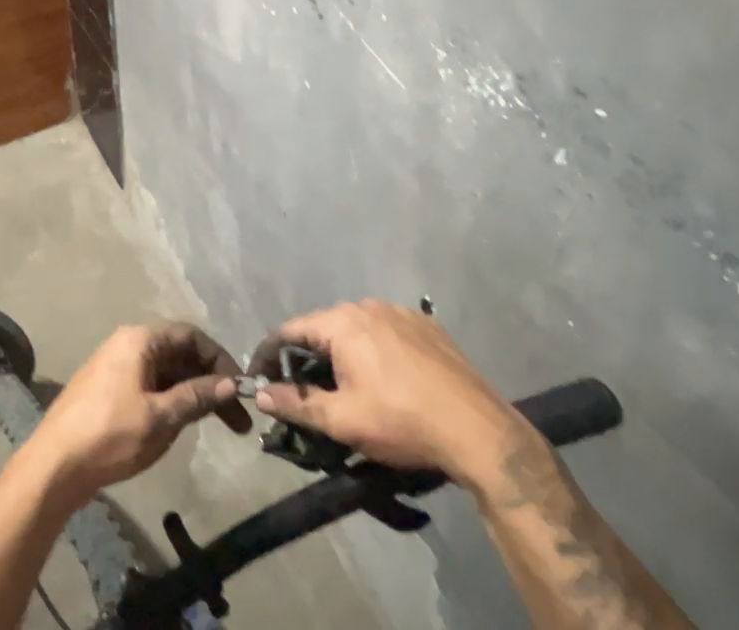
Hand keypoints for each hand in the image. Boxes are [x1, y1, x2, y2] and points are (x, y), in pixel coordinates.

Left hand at [24, 323, 251, 499]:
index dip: (220, 359)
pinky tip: (187, 423)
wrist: (55, 464)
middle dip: (211, 382)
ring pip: (167, 372)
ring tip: (220, 425)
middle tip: (239, 419)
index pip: (191, 336)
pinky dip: (174, 400)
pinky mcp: (110, 390)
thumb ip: (197, 396)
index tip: (240, 390)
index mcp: (139, 340)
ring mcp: (117, 368)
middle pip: (180, 354)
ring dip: (195, 394)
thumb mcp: (161, 417)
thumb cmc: (110, 434)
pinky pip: (152, 385)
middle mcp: (127, 345)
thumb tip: (231, 384)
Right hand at [249, 301, 524, 489]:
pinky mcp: (429, 327)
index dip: (267, 356)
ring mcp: (403, 313)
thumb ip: (295, 403)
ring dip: (340, 353)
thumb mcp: (340, 420)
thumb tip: (260, 394)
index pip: (288, 331)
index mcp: (342, 323)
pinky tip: (383, 380)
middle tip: (300, 391)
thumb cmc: (401, 422)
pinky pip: (386, 333)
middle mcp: (369, 307)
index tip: (260, 382)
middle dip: (304, 357)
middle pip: (322, 327)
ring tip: (341, 386)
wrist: (479, 432)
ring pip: (356, 329)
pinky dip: (373, 351)